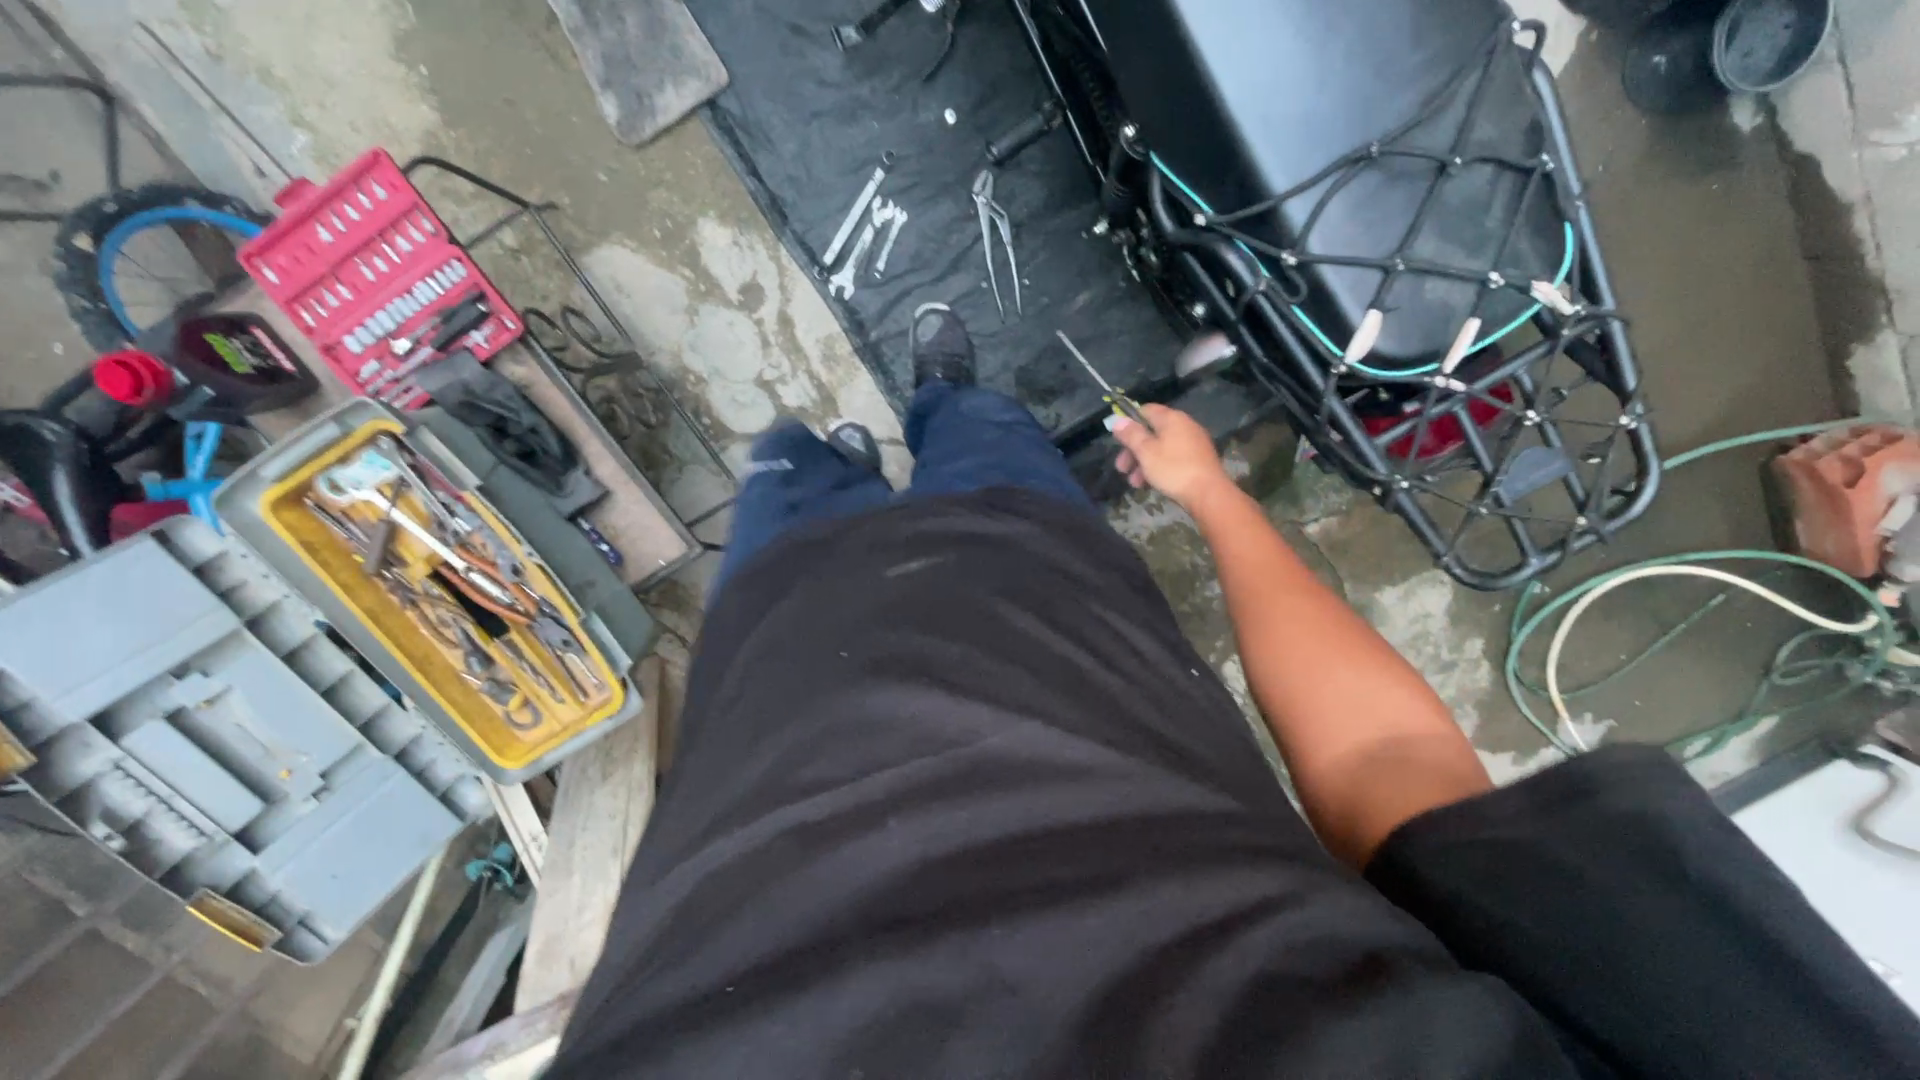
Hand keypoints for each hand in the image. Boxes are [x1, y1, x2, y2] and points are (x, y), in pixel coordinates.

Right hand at [1111, 405, 1236, 512]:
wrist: (1208, 493)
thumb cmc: (1173, 469)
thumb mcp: (1146, 451)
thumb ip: (1131, 434)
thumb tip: (1118, 419)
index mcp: (1171, 418)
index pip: (1146, 410)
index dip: (1129, 422)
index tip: (1118, 440)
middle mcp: (1184, 425)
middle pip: (1152, 432)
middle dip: (1133, 450)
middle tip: (1122, 468)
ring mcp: (1194, 442)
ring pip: (1161, 448)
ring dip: (1144, 463)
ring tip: (1135, 483)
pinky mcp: (1199, 459)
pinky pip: (1173, 458)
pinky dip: (1160, 467)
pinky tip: (1151, 484)